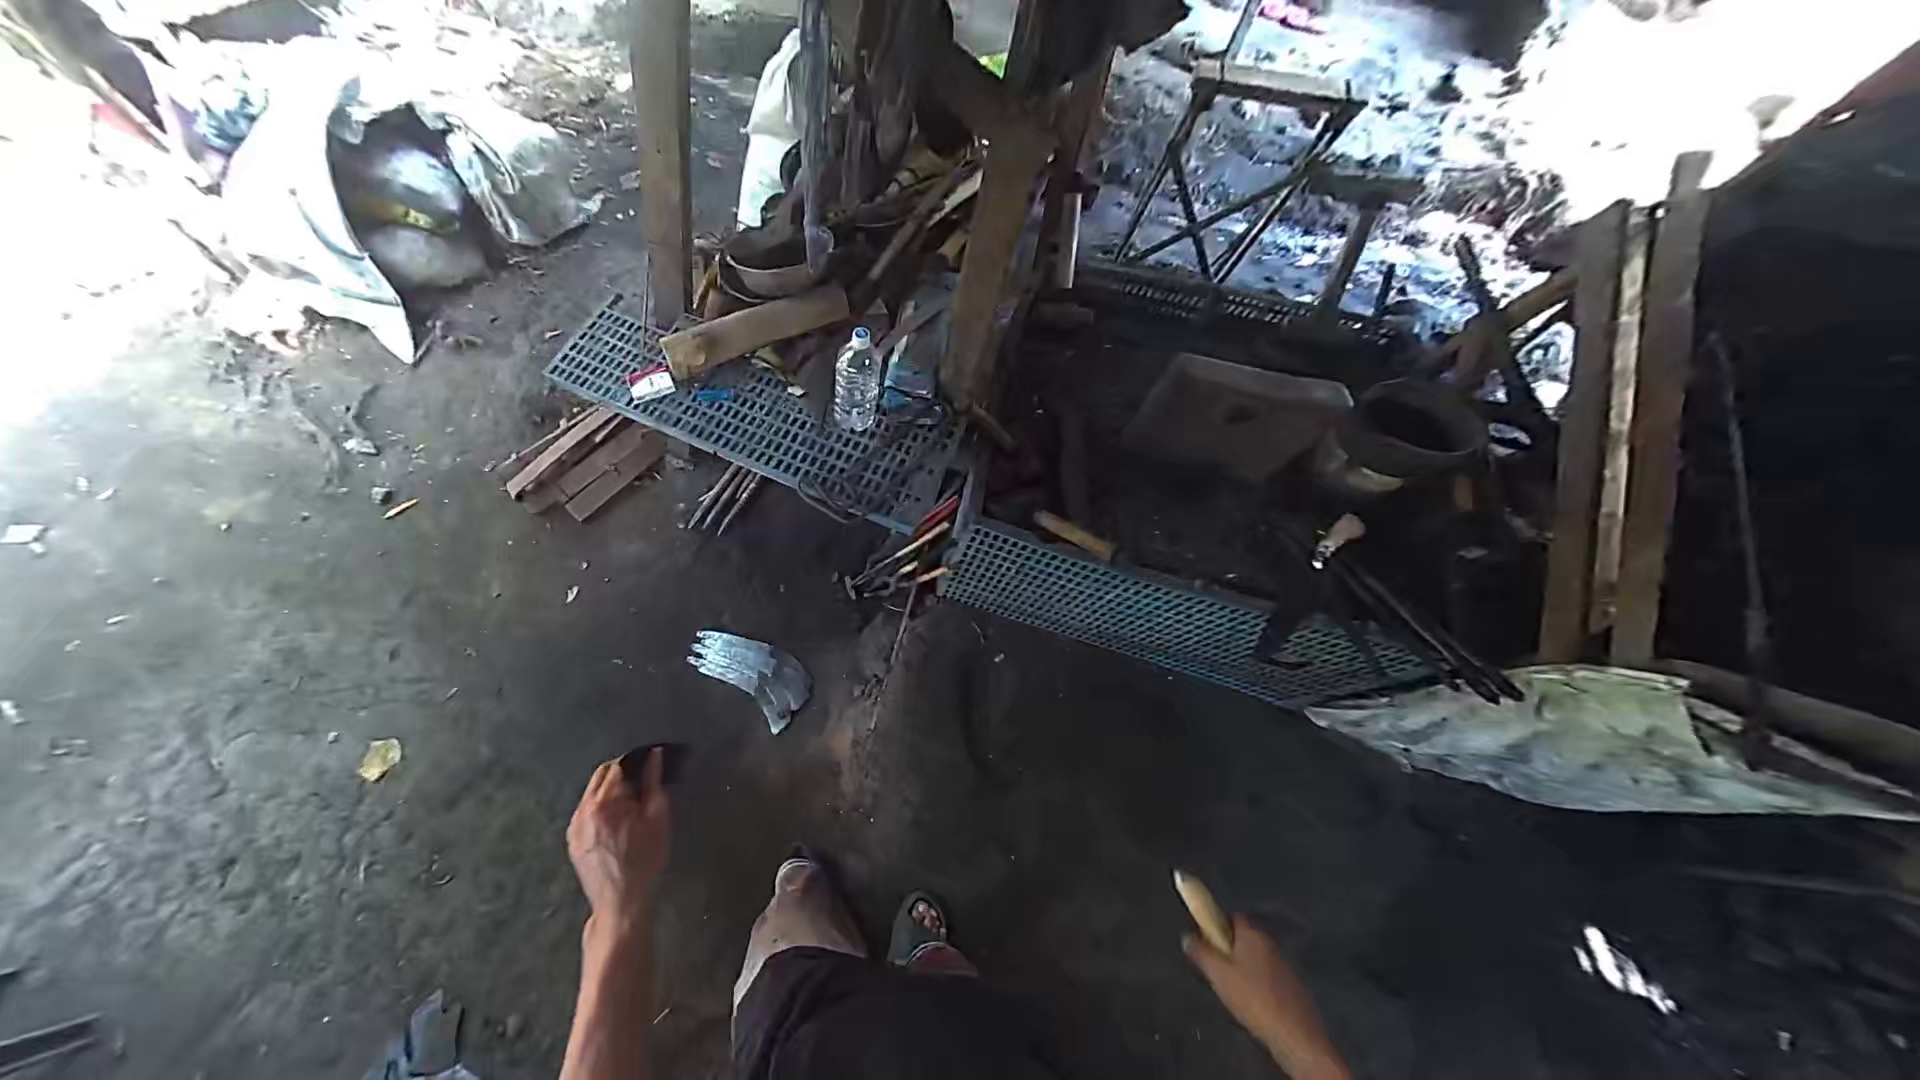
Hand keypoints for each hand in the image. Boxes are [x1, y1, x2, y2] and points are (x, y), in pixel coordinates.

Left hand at [567, 751, 670, 939]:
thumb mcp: (658, 817)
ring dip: (611, 792)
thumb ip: (654, 781)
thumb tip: (654, 755)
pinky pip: (587, 812)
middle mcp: (582, 812)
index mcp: (604, 803)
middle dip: (622, 775)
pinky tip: (619, 824)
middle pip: (601, 776)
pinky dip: (602, 809)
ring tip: (632, 810)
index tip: (648, 770)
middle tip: (642, 789)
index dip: (636, 764)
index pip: (617, 765)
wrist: (621, 900)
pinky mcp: (572, 840)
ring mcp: (574, 827)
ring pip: (593, 794)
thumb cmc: (644, 860)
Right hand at [1185, 916, 1350, 1079]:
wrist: (1296, 1036)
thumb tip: (1188, 938)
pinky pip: (1269, 979)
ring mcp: (1285, 966)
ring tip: (1235, 994)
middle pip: (1243, 939)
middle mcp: (1271, 944)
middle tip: (1218, 972)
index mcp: (1252, 934)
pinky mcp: (1295, 988)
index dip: (1216, 927)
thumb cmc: (1254, 998)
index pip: (1231, 917)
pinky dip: (1260, 987)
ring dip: (1244, 971)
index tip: (1208, 944)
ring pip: (1256, 961)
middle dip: (1229, 953)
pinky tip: (1255, 1007)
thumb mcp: (1217, 974)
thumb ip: (1200, 952)